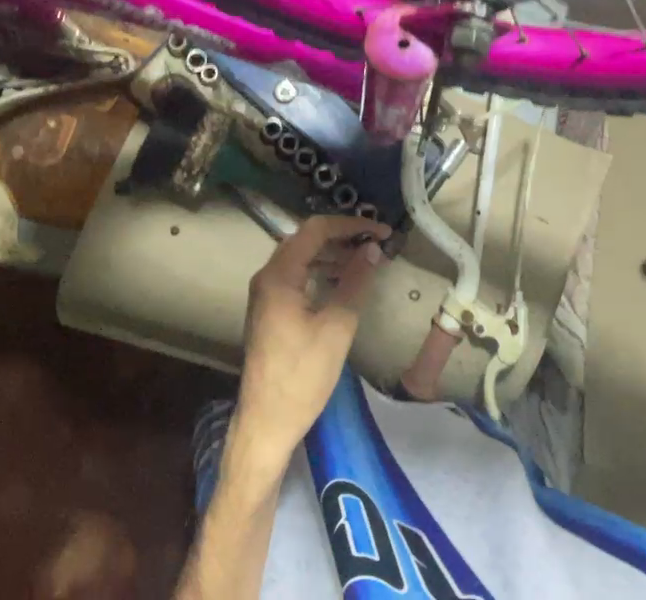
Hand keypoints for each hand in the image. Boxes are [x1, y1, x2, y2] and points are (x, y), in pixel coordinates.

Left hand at [234, 215, 391, 462]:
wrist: (267, 420)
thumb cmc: (302, 375)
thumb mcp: (336, 328)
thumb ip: (354, 283)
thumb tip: (372, 250)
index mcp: (278, 274)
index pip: (315, 230)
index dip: (350, 225)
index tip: (380, 231)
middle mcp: (266, 276)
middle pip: (305, 240)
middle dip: (341, 236)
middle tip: (376, 243)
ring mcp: (265, 294)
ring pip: (300, 259)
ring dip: (332, 254)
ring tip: (366, 260)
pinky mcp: (269, 310)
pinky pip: (296, 277)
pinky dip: (320, 272)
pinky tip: (342, 282)